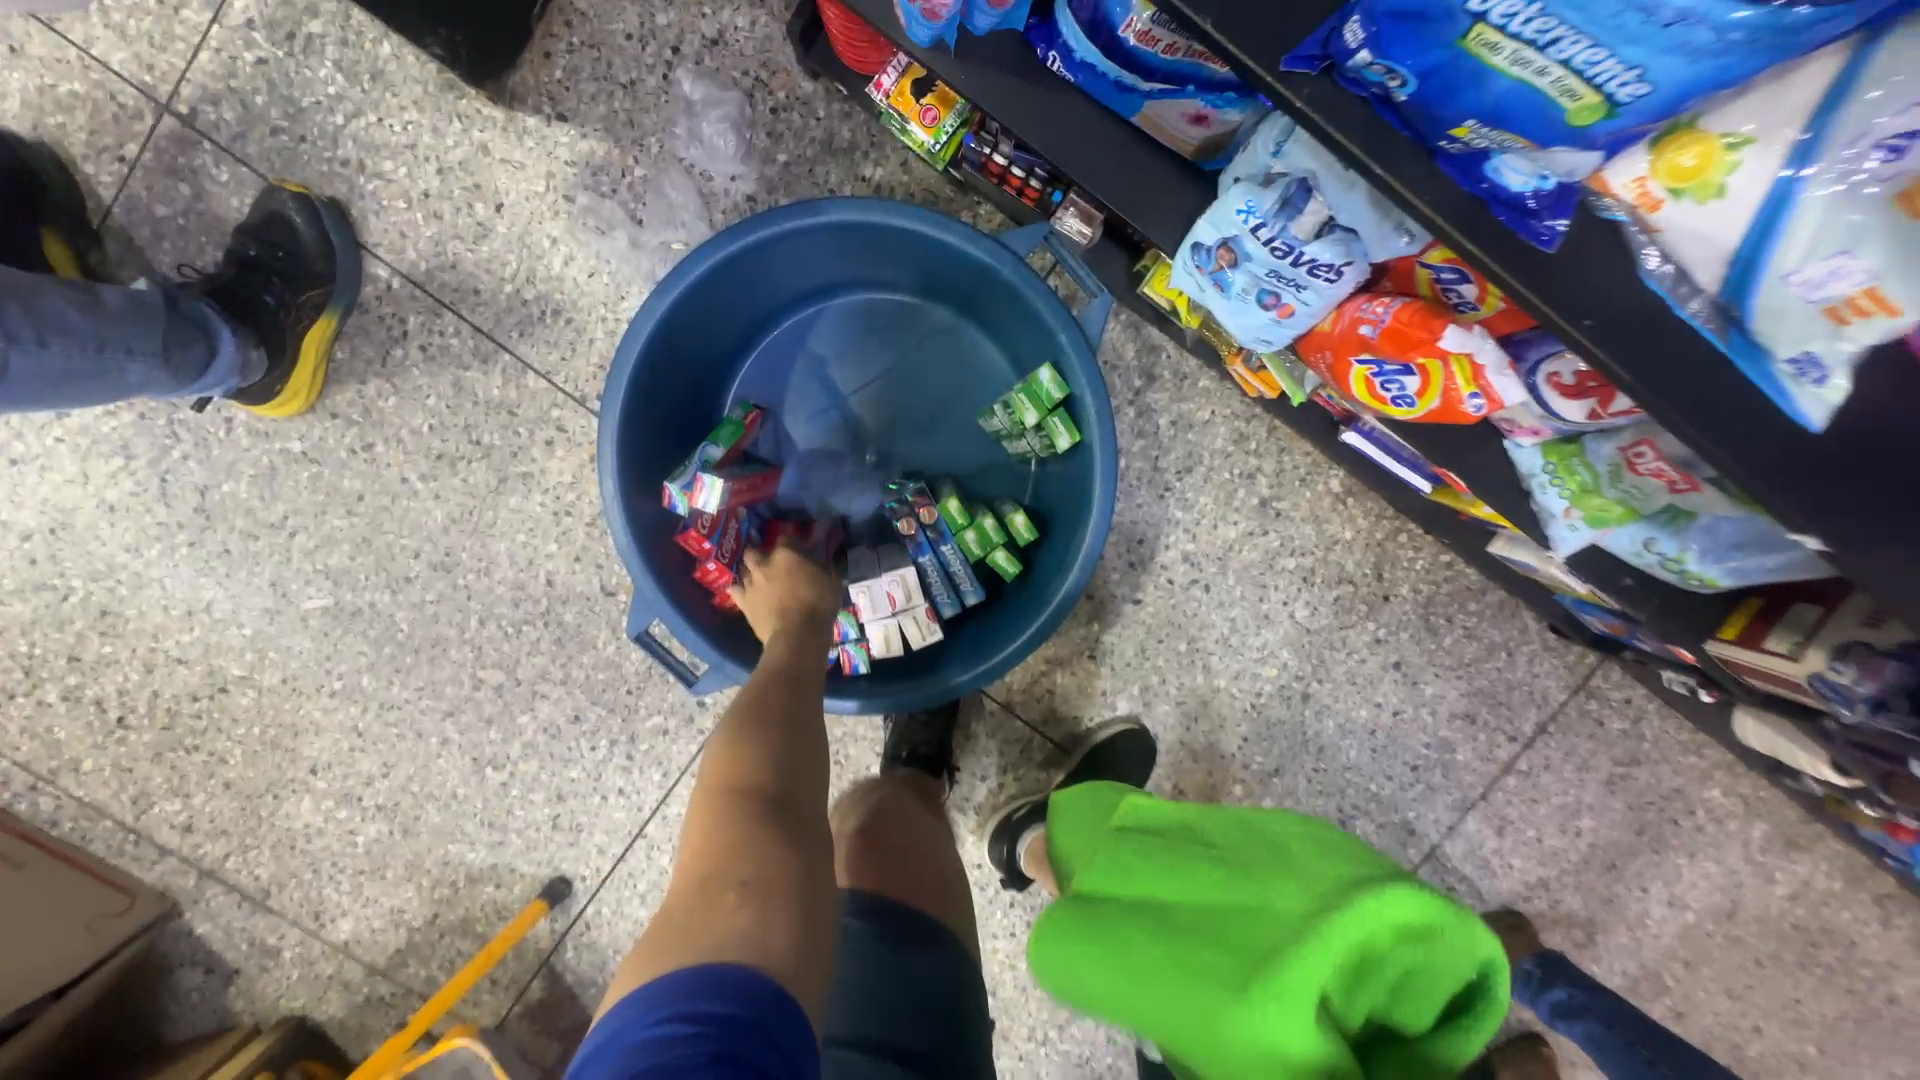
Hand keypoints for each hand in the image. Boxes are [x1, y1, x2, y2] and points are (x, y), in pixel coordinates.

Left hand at [729, 541, 840, 648]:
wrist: (797, 635)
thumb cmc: (818, 606)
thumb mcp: (832, 583)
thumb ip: (824, 568)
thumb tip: (823, 562)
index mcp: (786, 554)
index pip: (785, 538)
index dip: (792, 543)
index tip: (798, 550)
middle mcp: (764, 564)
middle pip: (754, 551)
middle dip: (761, 555)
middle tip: (772, 565)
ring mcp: (750, 582)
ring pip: (744, 570)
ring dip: (752, 573)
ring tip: (760, 581)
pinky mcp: (743, 601)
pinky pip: (735, 590)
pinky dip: (740, 590)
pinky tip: (746, 594)